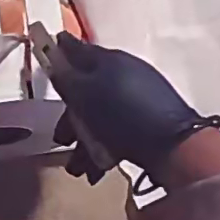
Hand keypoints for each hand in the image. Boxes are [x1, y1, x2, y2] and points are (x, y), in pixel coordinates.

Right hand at [49, 34, 215, 181]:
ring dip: (84, 141)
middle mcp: (123, 74)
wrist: (172, 144)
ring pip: (99, 116)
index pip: (78, 49)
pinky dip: (103, 149)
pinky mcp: (148, 122)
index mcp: (108, 61)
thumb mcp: (84, 93)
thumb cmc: (120, 113)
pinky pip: (116, 132)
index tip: (46, 53)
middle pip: (86, 91)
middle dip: (69, 117)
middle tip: (61, 138)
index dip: (60, 52)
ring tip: (76, 168)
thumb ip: (65, 76)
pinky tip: (95, 170)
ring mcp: (137, 98)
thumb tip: (54, 52)